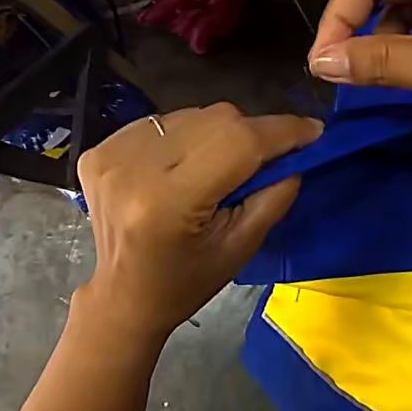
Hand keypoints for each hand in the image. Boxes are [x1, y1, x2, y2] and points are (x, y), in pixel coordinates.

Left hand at [73, 104, 322, 342]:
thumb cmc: (186, 281)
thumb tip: (297, 151)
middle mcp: (133, 169)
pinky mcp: (98, 150)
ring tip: (217, 168)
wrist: (124, 296)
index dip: (281, 132)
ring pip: (190, 115)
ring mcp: (110, 154)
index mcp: (167, 202)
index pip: (236, 143)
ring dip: (216, 133)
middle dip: (251, 133)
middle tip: (266, 158)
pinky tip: (181, 166)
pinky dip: (183, 136)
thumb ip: (274, 194)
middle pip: (215, 120)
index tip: (313, 131)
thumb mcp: (241, 247)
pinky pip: (162, 122)